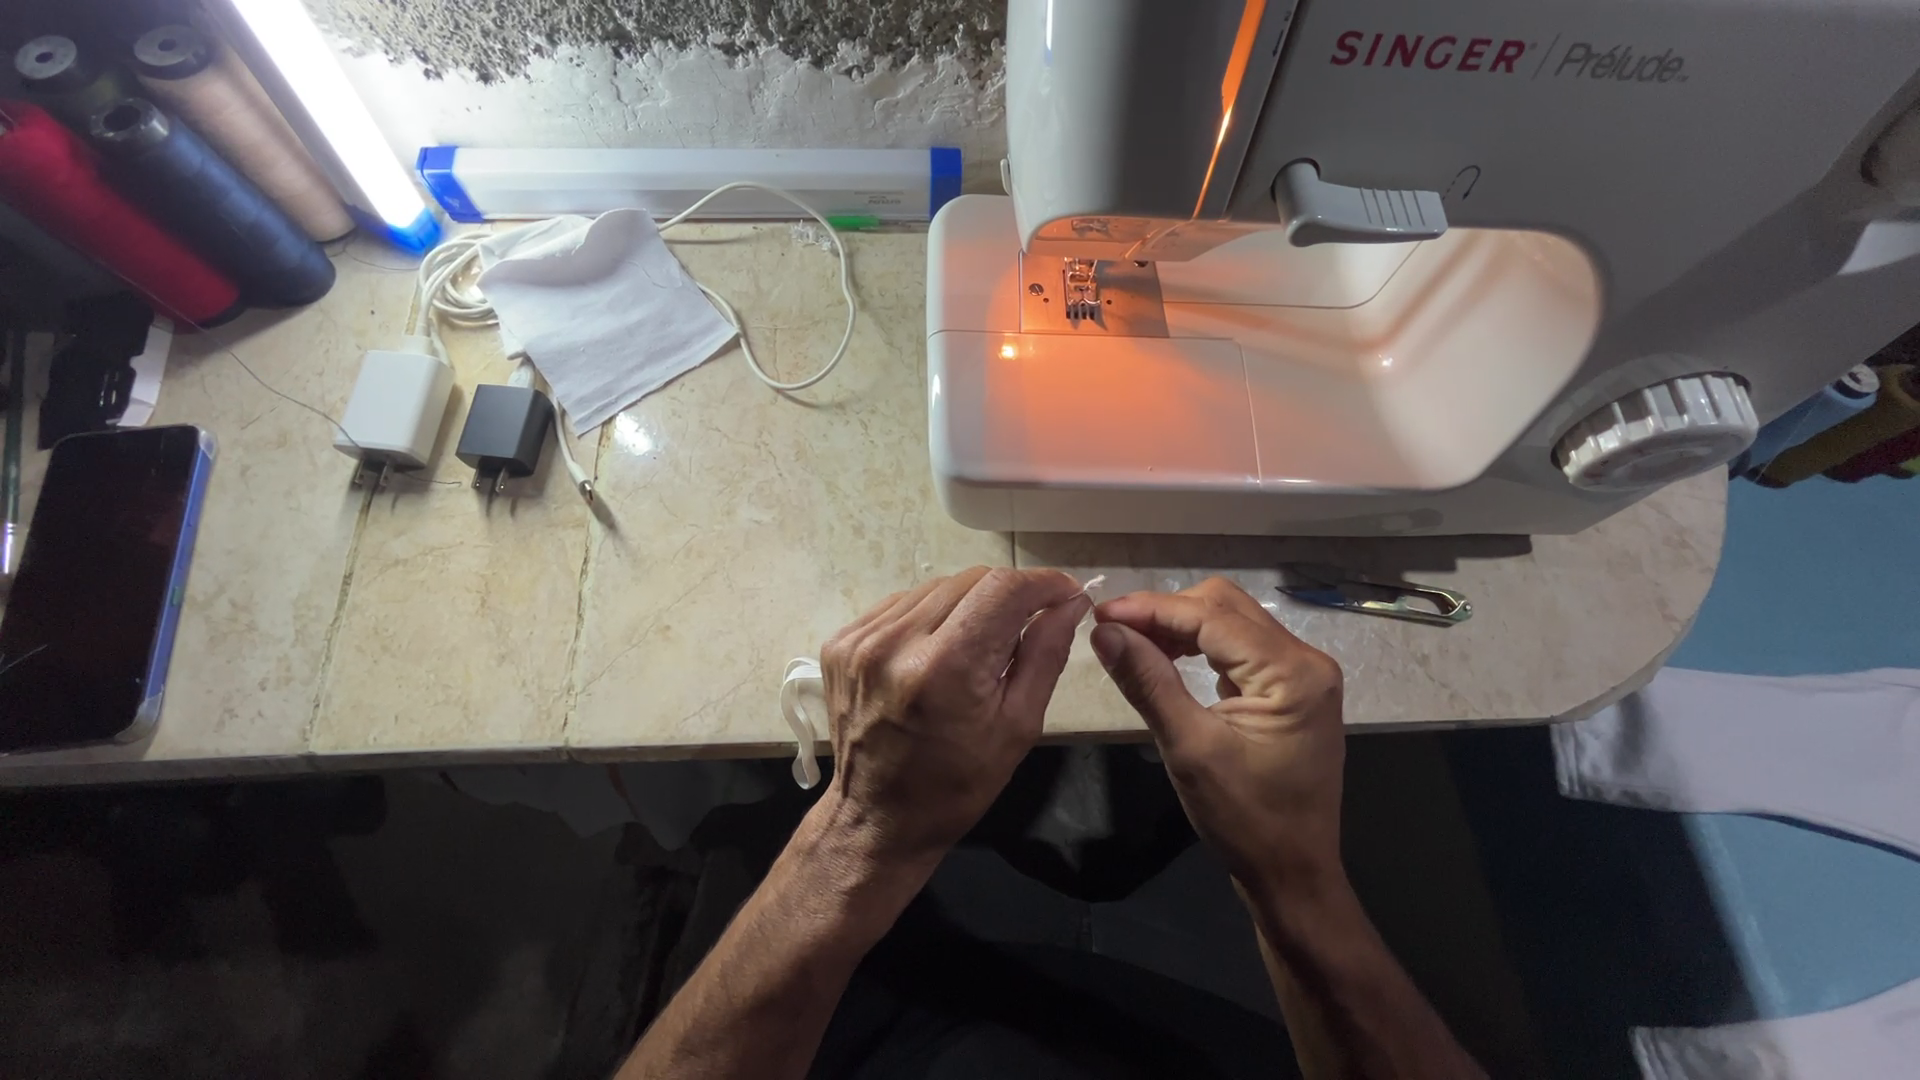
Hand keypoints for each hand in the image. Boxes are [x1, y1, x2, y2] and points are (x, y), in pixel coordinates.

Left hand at [817, 566, 1089, 866]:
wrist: (877, 817)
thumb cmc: (957, 782)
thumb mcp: (1018, 726)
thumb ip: (1046, 654)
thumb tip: (1071, 602)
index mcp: (946, 667)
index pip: (1003, 589)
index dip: (1043, 583)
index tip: (1066, 592)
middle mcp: (897, 642)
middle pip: (971, 579)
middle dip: (1010, 594)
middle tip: (1030, 621)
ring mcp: (862, 639)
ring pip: (937, 586)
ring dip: (970, 603)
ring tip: (980, 642)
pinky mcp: (842, 641)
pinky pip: (904, 603)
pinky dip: (932, 615)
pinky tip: (939, 647)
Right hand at [1090, 578, 1345, 892]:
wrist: (1292, 874)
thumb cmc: (1244, 819)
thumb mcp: (1189, 748)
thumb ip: (1147, 681)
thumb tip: (1103, 632)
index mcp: (1292, 672)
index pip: (1211, 616)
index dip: (1151, 608)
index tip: (1099, 614)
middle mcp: (1305, 660)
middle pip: (1223, 606)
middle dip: (1165, 611)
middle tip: (1113, 632)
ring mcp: (1301, 673)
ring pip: (1230, 620)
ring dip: (1179, 625)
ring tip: (1134, 644)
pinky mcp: (1290, 687)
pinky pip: (1238, 645)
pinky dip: (1198, 643)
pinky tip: (1167, 658)